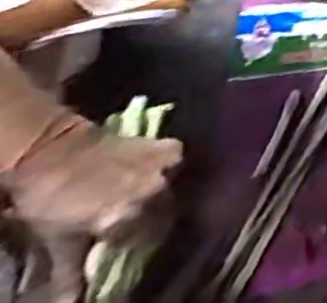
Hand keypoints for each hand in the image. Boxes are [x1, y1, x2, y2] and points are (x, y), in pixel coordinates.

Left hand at [3, 123, 179, 238]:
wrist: (57, 153)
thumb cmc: (51, 202)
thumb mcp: (56, 241)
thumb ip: (68, 273)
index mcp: (130, 216)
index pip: (150, 239)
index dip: (139, 244)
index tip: (126, 244)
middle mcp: (158, 190)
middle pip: (168, 212)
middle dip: (154, 219)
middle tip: (134, 221)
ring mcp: (170, 165)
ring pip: (177, 188)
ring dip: (165, 195)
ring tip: (143, 198)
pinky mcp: (175, 147)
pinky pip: (179, 166)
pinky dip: (169, 173)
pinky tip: (152, 176)